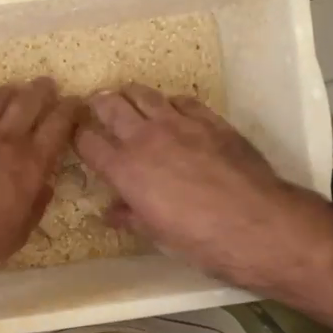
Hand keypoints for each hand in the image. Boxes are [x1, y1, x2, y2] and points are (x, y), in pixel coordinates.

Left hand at [0, 77, 80, 298]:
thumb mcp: (21, 231)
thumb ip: (36, 202)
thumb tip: (43, 182)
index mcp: (31, 163)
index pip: (59, 123)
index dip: (69, 109)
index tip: (74, 102)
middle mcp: (4, 139)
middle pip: (28, 100)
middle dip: (41, 90)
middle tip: (45, 86)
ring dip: (7, 93)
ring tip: (11, 93)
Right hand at [76, 84, 332, 293]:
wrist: (255, 223)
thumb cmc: (199, 239)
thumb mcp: (157, 235)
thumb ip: (130, 217)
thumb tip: (111, 213)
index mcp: (124, 169)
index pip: (86, 141)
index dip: (77, 136)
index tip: (77, 136)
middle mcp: (144, 138)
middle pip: (109, 105)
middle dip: (98, 104)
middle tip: (96, 107)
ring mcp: (178, 123)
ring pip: (143, 93)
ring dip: (130, 95)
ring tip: (128, 100)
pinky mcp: (209, 119)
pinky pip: (181, 99)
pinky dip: (170, 103)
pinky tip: (173, 112)